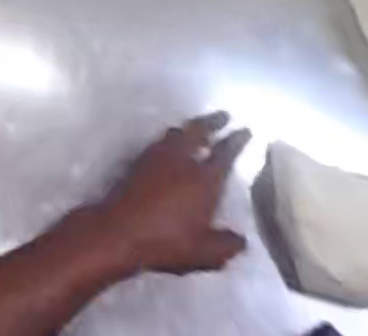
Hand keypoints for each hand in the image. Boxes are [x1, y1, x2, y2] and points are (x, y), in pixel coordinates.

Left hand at [92, 111, 252, 274]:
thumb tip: (241, 239)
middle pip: (198, 130)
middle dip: (213, 120)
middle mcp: (181, 160)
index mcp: (203, 180)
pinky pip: (162, 140)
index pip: (224, 154)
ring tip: (199, 129)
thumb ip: (227, 244)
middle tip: (224, 114)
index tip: (245, 129)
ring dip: (191, 128)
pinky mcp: (140, 158)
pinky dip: (173, 137)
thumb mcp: (206, 252)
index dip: (237, 140)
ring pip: (178, 132)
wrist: (121, 227)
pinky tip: (174, 144)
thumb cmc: (167, 240)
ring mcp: (157, 155)